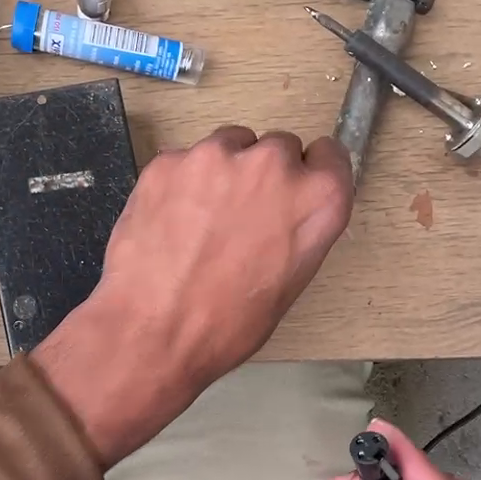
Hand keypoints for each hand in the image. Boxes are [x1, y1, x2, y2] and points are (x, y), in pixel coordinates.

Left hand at [33, 127, 353, 463]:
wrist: (151, 332)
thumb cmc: (223, 325)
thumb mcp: (287, 285)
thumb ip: (296, 232)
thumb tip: (282, 215)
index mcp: (317, 200)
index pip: (329, 156)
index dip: (307, 175)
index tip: (291, 192)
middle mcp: (273, 165)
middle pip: (276, 148)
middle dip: (261, 177)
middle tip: (237, 220)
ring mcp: (216, 157)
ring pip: (228, 147)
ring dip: (220, 175)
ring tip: (198, 226)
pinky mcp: (169, 162)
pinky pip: (182, 163)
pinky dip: (178, 186)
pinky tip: (167, 226)